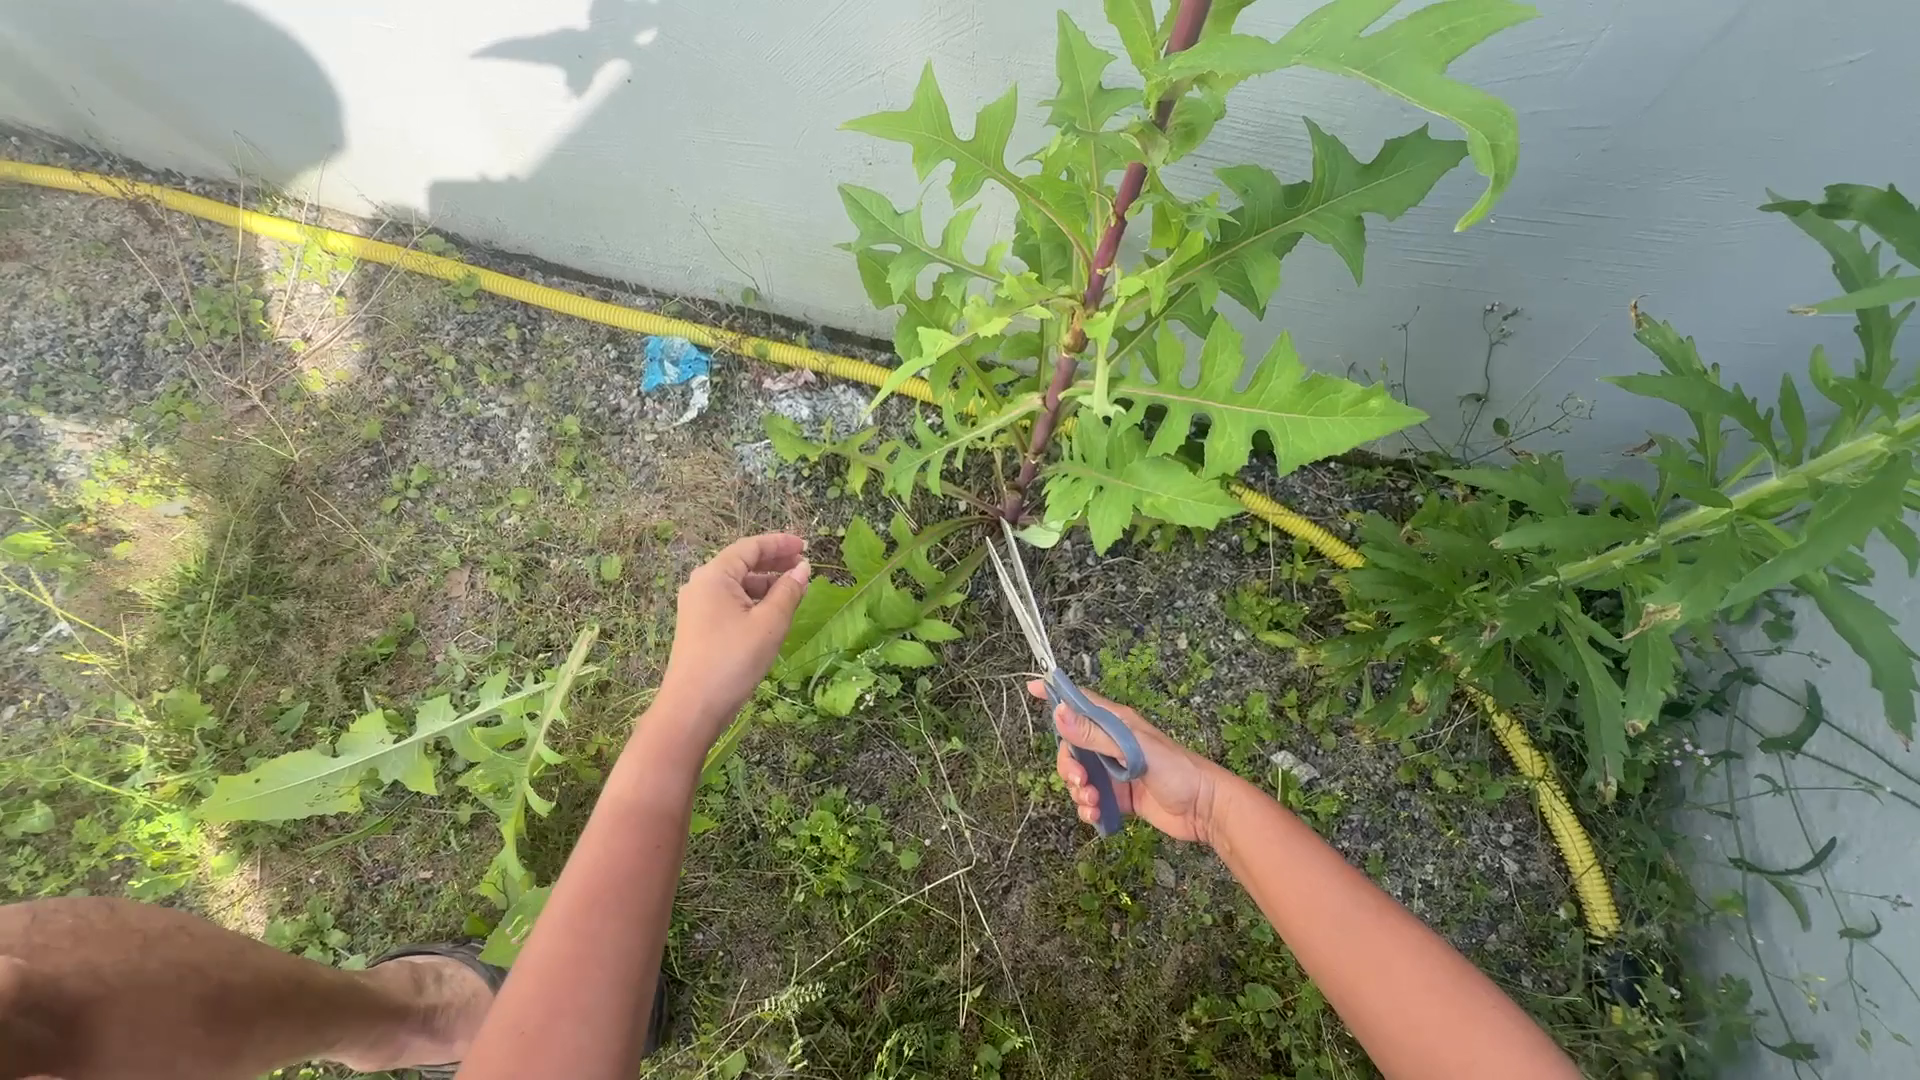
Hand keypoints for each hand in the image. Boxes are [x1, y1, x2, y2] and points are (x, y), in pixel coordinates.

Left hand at [658, 533, 810, 741]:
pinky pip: (730, 601)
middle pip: (742, 563)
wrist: (692, 706)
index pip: (750, 547)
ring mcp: (697, 606)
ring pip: (737, 584)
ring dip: (765, 583)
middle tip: (803, 565)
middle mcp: (701, 584)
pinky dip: (753, 600)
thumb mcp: (769, 623)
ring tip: (794, 590)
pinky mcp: (699, 626)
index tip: (805, 546)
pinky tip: (772, 611)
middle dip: (774, 562)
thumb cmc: (733, 659)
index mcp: (715, 575)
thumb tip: (803, 569)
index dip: (779, 544)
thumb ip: (788, 591)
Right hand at [1030, 681, 1233, 845]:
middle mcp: (1112, 745)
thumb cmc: (1175, 770)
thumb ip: (1094, 734)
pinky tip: (1096, 815)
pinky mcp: (1120, 797)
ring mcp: (1115, 772)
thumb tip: (1058, 712)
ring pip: (1080, 776)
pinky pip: (1092, 799)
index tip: (1031, 689)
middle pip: (1072, 748)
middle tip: (1081, 782)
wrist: (1205, 809)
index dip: (1055, 696)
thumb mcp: (1132, 749)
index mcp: (1116, 724)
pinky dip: (1088, 808)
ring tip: (1093, 803)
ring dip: (1078, 791)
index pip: (1080, 703)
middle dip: (1068, 767)